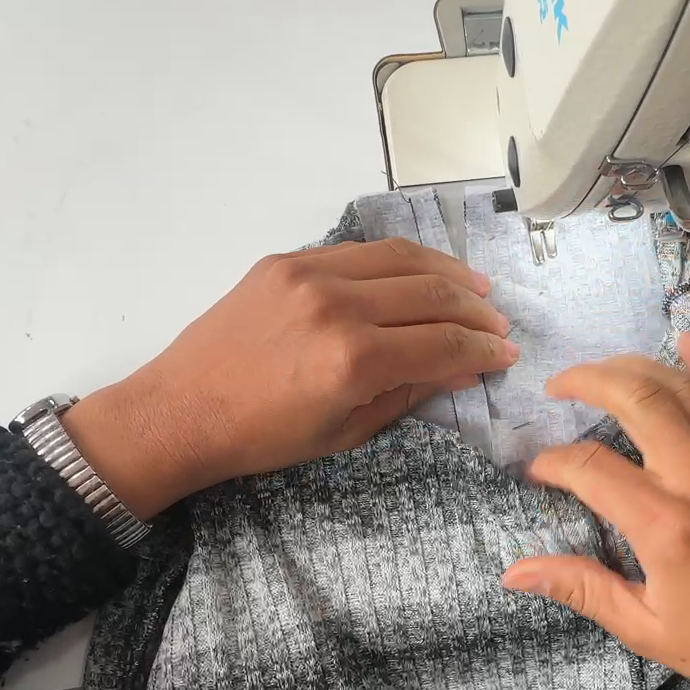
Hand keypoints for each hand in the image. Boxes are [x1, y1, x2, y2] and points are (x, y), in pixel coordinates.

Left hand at [62, 238, 517, 519]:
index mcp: (355, 360)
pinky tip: (418, 273)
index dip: (484, 349)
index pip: (444, 343)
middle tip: (498, 323)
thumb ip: (412, 391)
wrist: (184, 410)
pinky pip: (360, 252)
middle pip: (433, 293)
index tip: (506, 354)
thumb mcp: (349, 430)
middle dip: (477, 310)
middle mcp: (338, 306)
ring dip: (447, 272)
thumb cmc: (268, 438)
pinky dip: (400, 261)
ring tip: (475, 287)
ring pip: (401, 258)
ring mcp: (310, 273)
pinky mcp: (287, 259)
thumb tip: (464, 369)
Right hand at [502, 333, 689, 689]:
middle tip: (556, 385)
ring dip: (635, 366)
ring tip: (599, 369)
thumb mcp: (644, 629)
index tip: (535, 470)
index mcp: (666, 526)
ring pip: (681, 387)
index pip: (592, 467)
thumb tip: (514, 573)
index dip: (553, 462)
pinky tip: (685, 341)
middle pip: (638, 398)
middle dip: (588, 380)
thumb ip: (580, 588)